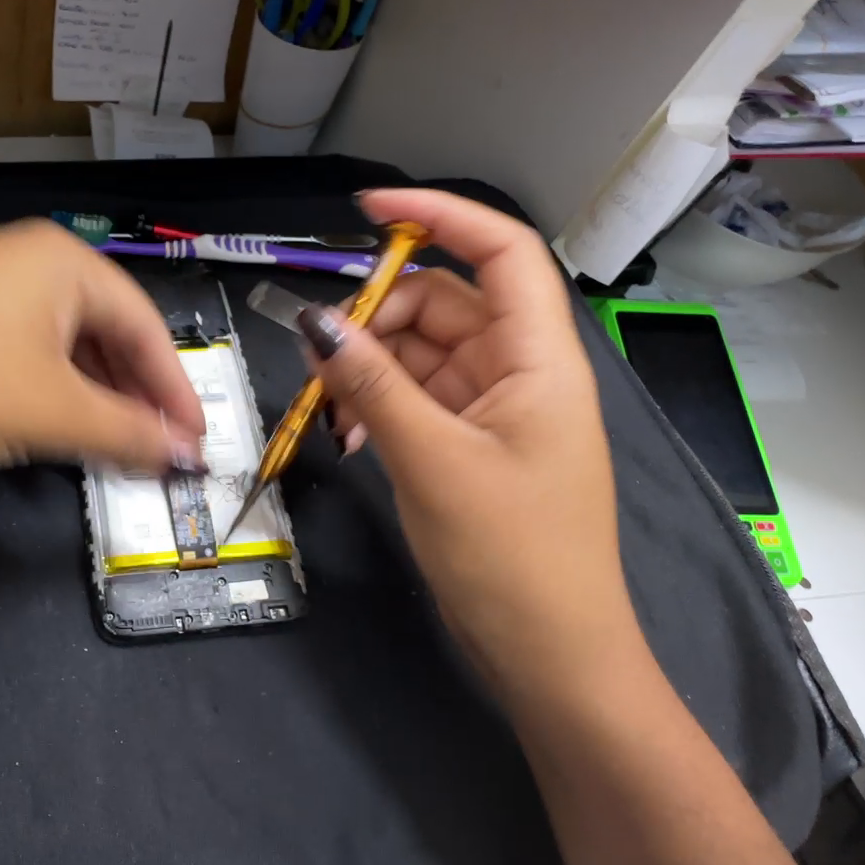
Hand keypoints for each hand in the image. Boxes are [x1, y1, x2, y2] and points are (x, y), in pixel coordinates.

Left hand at [0, 219, 205, 479]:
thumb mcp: (53, 414)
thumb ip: (127, 433)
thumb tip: (184, 454)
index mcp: (64, 262)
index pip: (144, 325)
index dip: (175, 388)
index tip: (196, 440)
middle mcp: (27, 259)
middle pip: (105, 329)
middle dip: (134, 392)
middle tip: (157, 447)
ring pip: (62, 342)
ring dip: (93, 394)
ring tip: (112, 442)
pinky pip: (22, 347)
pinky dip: (49, 387)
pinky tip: (54, 421)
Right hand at [298, 190, 622, 688]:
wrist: (548, 654)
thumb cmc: (510, 555)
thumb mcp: (430, 461)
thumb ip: (372, 384)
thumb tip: (315, 321)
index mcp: (538, 358)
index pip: (500, 253)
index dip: (439, 215)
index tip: (367, 209)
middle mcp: (517, 370)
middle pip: (442, 303)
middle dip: (376, 316)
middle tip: (318, 353)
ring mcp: (490, 407)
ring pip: (418, 352)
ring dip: (366, 367)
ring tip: (324, 402)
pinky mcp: (466, 440)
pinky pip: (412, 396)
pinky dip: (374, 403)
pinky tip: (345, 433)